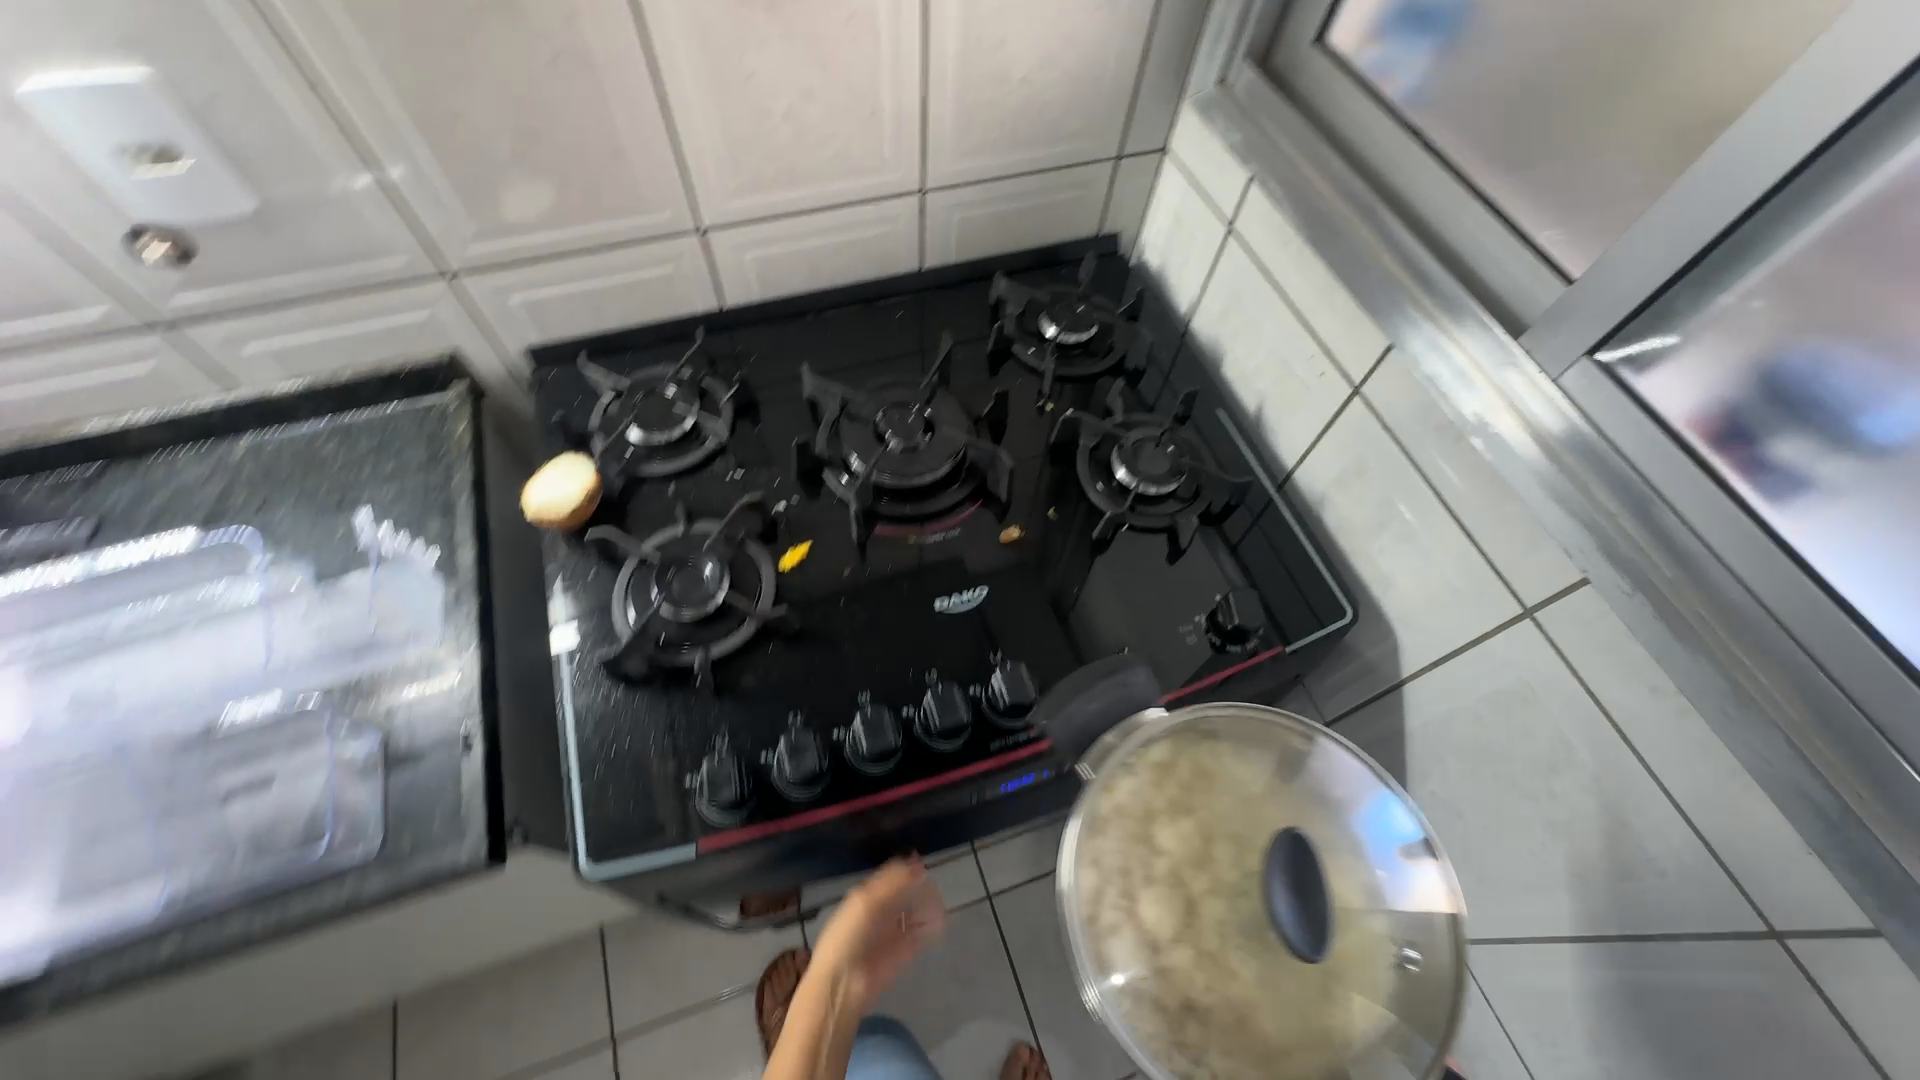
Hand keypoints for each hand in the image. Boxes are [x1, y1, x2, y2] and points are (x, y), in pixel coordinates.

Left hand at [808, 855, 945, 1012]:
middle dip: (917, 887)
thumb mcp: (866, 902)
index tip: (922, 864)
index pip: (889, 878)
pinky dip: (929, 927)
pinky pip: (919, 935)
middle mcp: (879, 912)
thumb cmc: (849, 936)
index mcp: (865, 897)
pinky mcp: (902, 952)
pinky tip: (939, 921)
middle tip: (932, 884)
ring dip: (925, 906)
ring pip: (912, 913)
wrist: (843, 982)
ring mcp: (891, 932)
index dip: (905, 870)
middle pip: (903, 894)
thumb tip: (916, 865)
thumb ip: (892, 883)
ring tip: (938, 902)